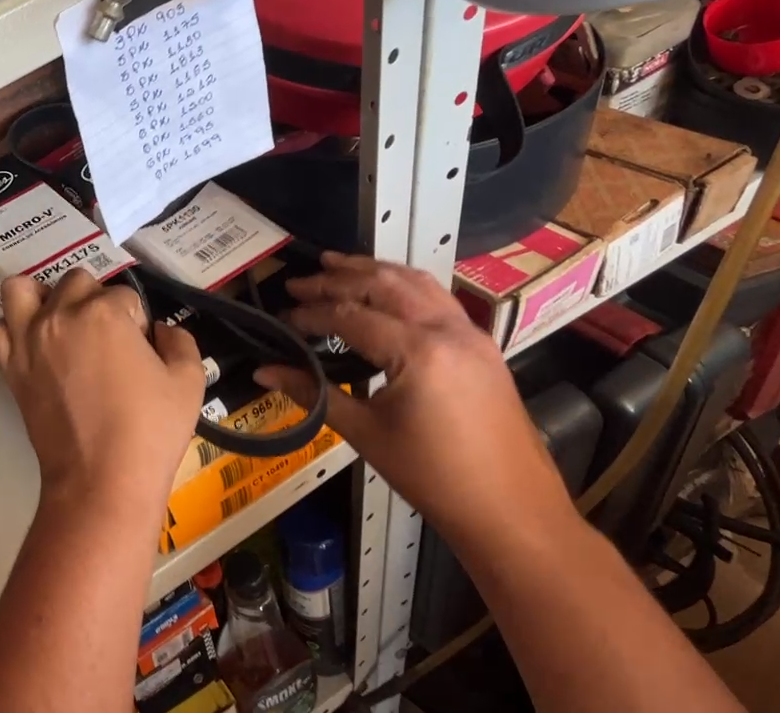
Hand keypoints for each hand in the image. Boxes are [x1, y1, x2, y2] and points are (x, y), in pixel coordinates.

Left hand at [0, 271, 205, 509]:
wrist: (101, 478)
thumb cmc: (149, 430)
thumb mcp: (188, 382)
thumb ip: (180, 342)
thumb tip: (161, 330)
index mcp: (104, 312)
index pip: (124, 296)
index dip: (137, 320)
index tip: (142, 348)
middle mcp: (60, 315)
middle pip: (75, 282)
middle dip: (95, 300)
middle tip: (108, 336)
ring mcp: (28, 339)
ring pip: (20, 289)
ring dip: (40, 296)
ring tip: (60, 321)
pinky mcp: (9, 366)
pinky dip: (11, 329)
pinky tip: (33, 346)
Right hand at [257, 252, 574, 546]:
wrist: (515, 514)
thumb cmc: (435, 477)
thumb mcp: (366, 433)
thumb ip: (313, 392)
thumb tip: (263, 371)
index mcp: (419, 352)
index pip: (350, 316)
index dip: (311, 314)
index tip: (282, 320)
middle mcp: (448, 332)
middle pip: (383, 285)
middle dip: (337, 280)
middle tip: (298, 284)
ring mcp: (472, 336)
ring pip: (416, 282)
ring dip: (372, 271)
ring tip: (336, 265)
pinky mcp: (483, 348)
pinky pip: (438, 298)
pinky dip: (403, 285)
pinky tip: (384, 292)